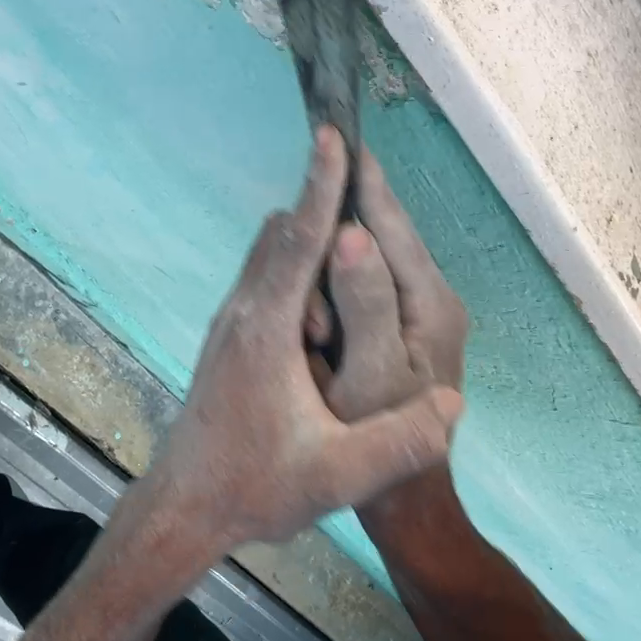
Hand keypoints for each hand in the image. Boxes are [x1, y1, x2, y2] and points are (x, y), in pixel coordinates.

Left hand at [141, 127, 463, 557]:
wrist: (186, 504)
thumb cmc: (256, 487)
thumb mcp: (338, 478)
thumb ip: (400, 441)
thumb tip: (454, 401)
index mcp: (266, 329)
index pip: (297, 240)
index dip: (320, 186)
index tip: (333, 136)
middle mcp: (242, 311)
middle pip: (281, 236)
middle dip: (324, 216)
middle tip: (371, 222)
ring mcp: (228, 322)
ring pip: (269, 257)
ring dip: (310, 254)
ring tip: (350, 296)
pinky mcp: (226, 337)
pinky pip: (264, 281)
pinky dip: (295, 277)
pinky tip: (324, 325)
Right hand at [308, 147, 470, 422]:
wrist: (401, 498)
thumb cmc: (380, 438)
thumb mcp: (369, 374)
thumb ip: (366, 304)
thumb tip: (351, 234)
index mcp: (430, 302)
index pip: (392, 226)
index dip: (363, 181)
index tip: (338, 135)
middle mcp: (431, 298)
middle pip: (380, 237)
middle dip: (337, 233)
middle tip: (302, 235)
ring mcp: (416, 313)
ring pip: (366, 260)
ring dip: (330, 264)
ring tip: (304, 288)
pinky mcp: (398, 327)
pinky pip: (361, 285)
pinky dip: (334, 282)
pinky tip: (311, 291)